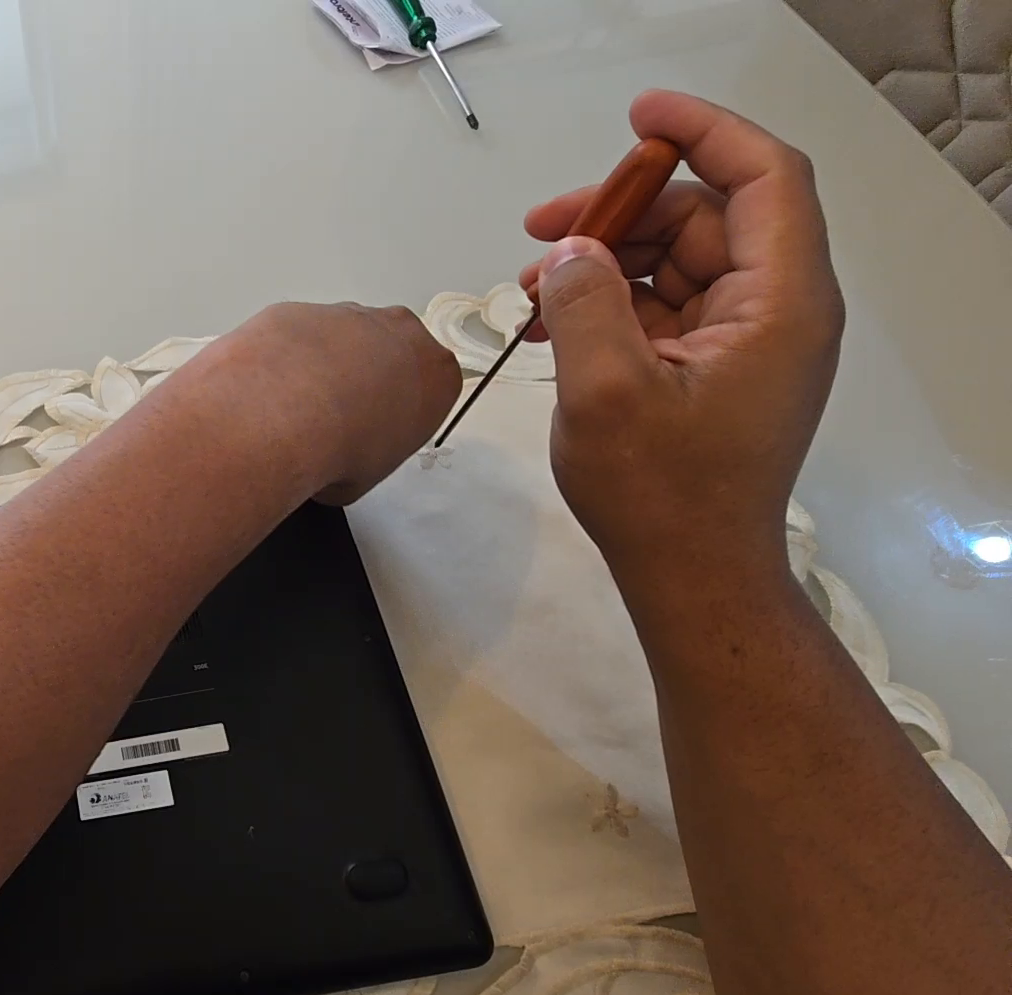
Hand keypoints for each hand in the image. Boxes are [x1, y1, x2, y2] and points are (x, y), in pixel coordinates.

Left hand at [189, 302, 460, 504]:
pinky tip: (262, 391)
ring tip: (288, 409)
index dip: (392, 414)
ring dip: (318, 366)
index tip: (367, 434)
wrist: (282, 416)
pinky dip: (278, 359)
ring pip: (336, 339)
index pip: (426, 389)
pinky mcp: (298, 309)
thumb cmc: (340, 453)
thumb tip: (334, 464)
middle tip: (326, 420)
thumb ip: (365, 456)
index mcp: (436, 374)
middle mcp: (401, 331)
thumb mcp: (365, 478)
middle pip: (385, 353)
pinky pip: (292, 337)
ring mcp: (347, 313)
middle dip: (360, 380)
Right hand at [516, 91, 844, 587]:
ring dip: (599, 264)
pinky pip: (654, 312)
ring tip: (528, 290)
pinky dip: (602, 307)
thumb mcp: (605, 392)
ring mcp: (736, 342)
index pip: (762, 179)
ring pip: (670, 266)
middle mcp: (770, 309)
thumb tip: (569, 251)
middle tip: (537, 231)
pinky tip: (547, 326)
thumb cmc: (656, 488)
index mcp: (776, 302)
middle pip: (701, 221)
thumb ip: (585, 307)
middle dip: (618, 214)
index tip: (637, 116)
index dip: (703, 133)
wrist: (687, 568)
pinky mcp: (702, 371)